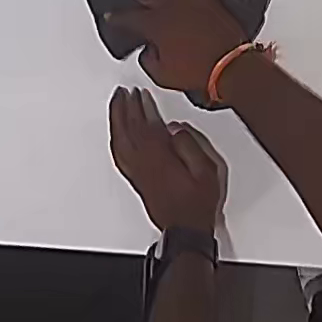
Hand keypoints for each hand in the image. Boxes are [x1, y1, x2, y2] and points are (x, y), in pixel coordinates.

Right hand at [106, 0, 248, 92]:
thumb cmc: (199, 71)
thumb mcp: (163, 74)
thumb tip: (147, 53)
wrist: (228, 66)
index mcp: (155, 26)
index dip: (116, 17)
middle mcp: (169, 8)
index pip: (129, 18)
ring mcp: (188, 0)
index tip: (110, 15)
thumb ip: (149, 60)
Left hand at [108, 87, 226, 233]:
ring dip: (116, 120)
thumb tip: (175, 128)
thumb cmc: (196, 202)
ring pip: (119, 140)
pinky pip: (118, 154)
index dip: (140, 106)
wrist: (185, 229)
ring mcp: (136, 172)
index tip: (139, 93)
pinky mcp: (135, 179)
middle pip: (128, 129)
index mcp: (159, 157)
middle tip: (123, 92)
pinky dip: (115, 139)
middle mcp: (143, 163)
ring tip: (117, 105)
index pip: (145, 125)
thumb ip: (190, 145)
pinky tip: (115, 135)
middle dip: (124, 108)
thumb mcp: (206, 170)